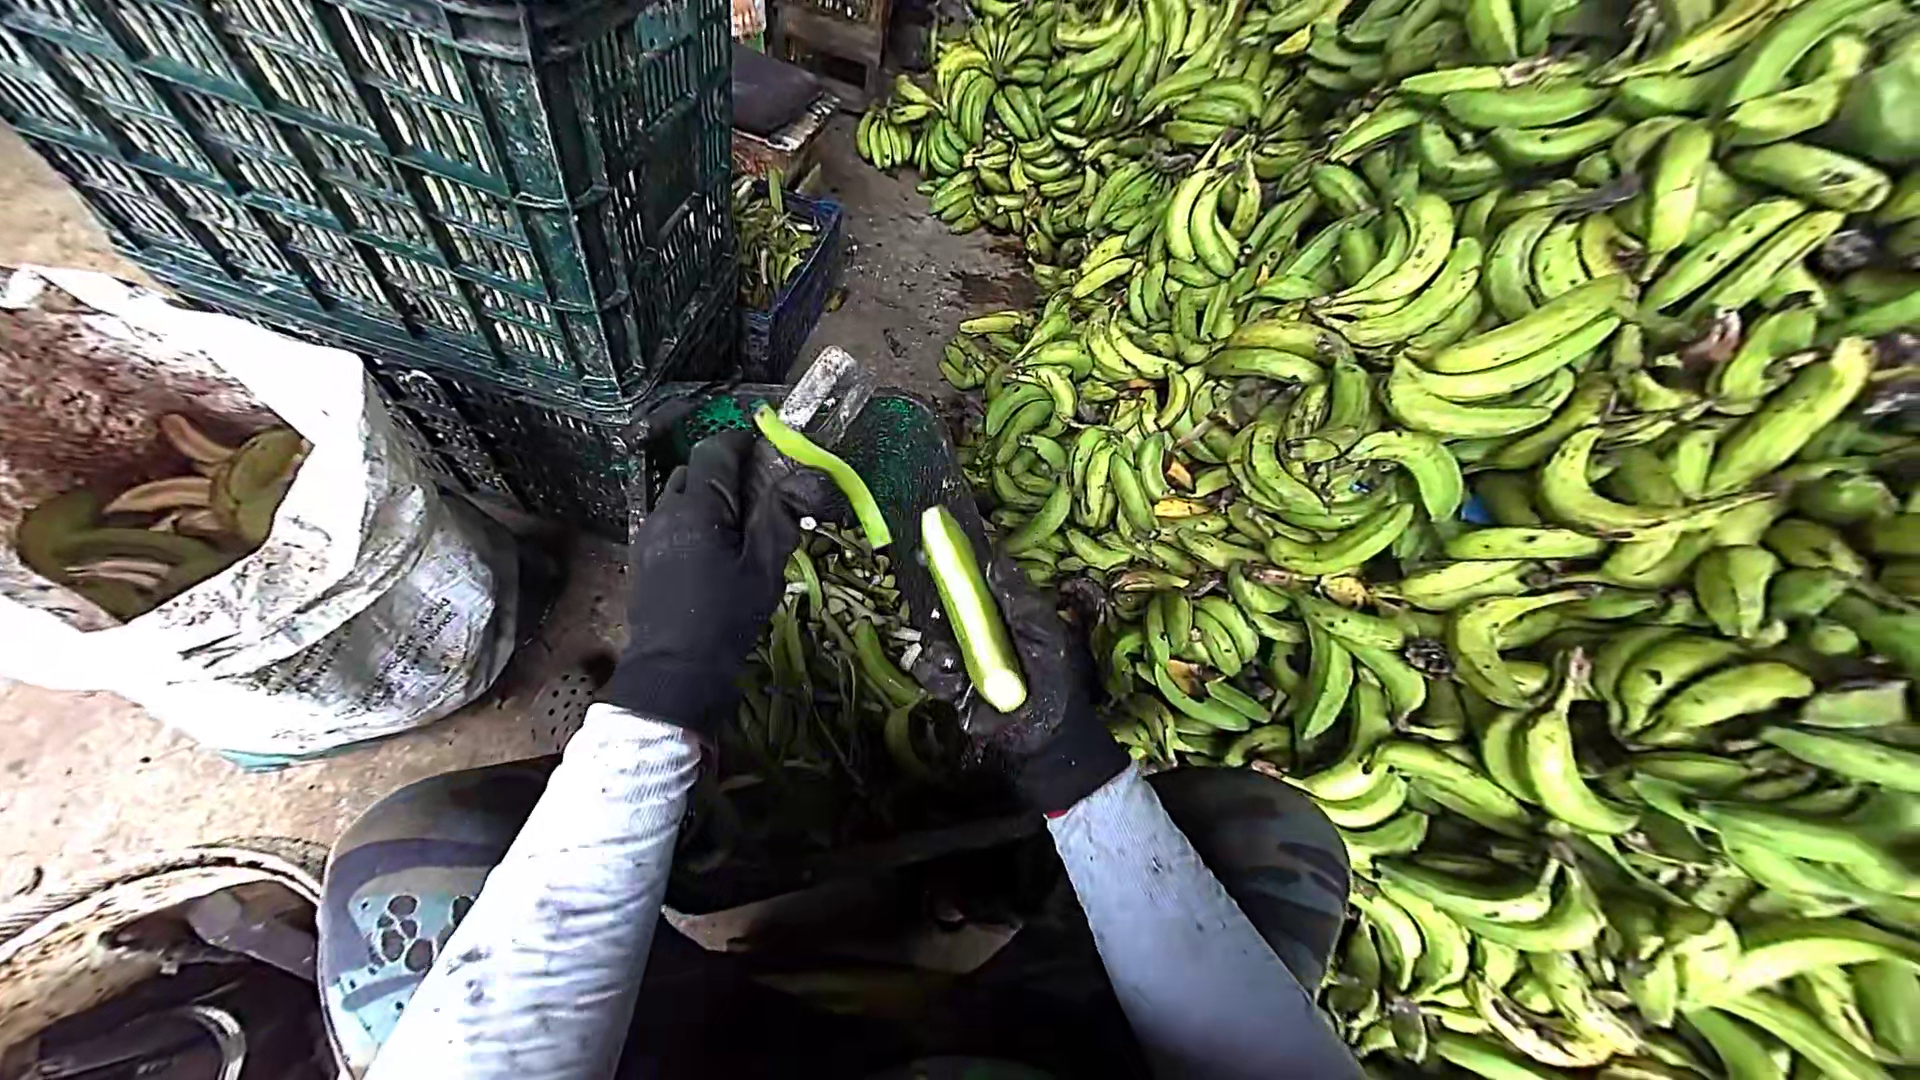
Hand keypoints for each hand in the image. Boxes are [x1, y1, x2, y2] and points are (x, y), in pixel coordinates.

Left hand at [603, 429, 803, 736]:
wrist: (676, 668)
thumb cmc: (725, 616)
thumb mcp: (764, 567)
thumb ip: (782, 517)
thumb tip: (806, 479)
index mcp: (695, 509)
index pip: (714, 452)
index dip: (740, 442)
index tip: (765, 447)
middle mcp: (665, 512)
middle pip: (694, 471)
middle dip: (726, 471)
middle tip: (760, 491)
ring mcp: (649, 534)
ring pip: (679, 496)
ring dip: (709, 496)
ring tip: (739, 521)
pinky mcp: (645, 556)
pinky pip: (671, 520)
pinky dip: (695, 518)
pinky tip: (715, 547)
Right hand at [954, 557, 1129, 814]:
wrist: (1045, 735)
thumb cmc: (1054, 676)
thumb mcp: (1044, 632)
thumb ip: (1018, 599)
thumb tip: (993, 558)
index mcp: (1001, 607)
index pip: (973, 574)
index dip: (956, 553)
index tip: (939, 529)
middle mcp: (976, 624)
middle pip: (945, 599)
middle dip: (936, 593)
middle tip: (936, 592)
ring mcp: (960, 652)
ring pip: (932, 634)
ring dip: (941, 644)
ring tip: (958, 661)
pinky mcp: (948, 682)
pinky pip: (930, 668)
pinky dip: (939, 672)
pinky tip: (957, 681)